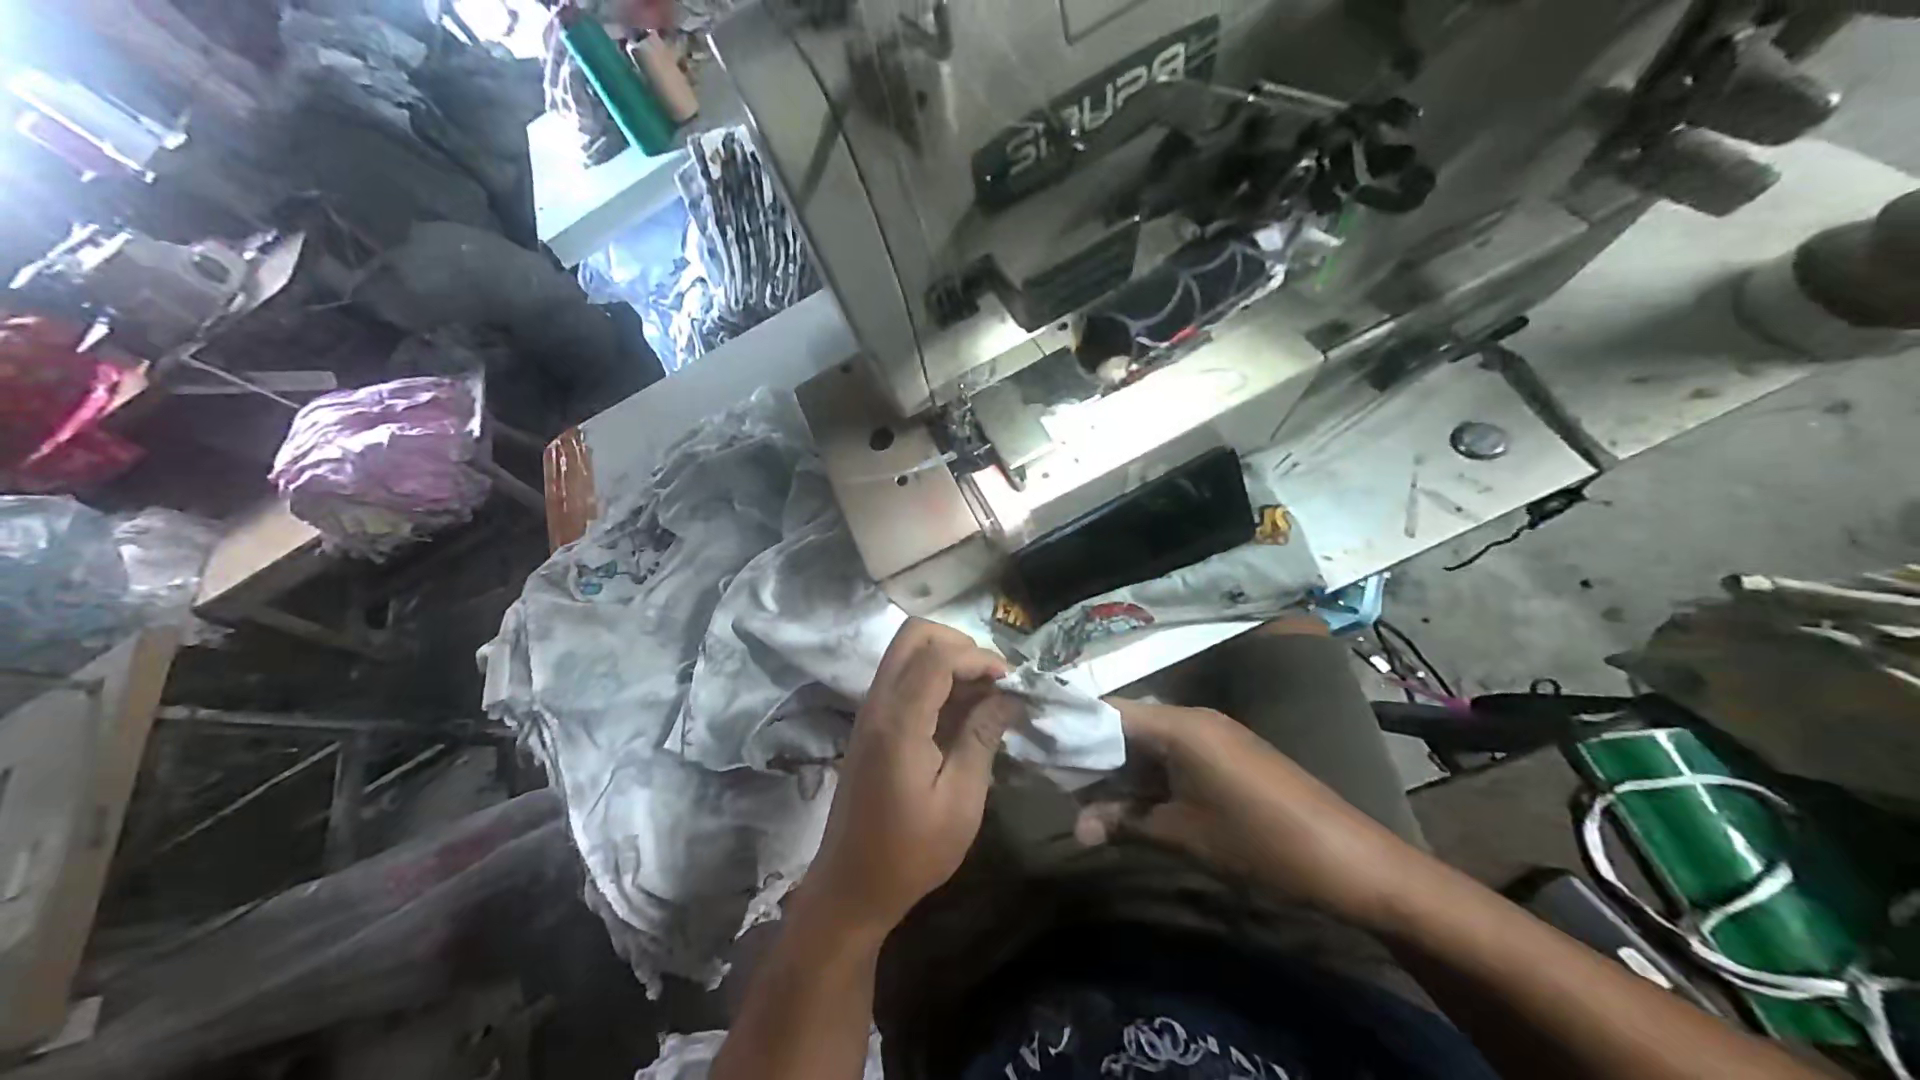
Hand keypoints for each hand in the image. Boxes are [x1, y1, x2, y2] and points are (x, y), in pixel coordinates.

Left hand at [800, 619, 1021, 938]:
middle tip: (992, 679)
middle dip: (959, 644)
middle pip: (914, 636)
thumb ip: (982, 738)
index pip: (937, 655)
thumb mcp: (960, 801)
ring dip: (948, 660)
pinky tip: (963, 713)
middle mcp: (878, 704)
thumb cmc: (910, 852)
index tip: (1010, 681)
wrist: (851, 885)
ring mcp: (870, 712)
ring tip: (986, 696)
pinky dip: (935, 680)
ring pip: (907, 653)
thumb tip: (1008, 697)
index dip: (978, 657)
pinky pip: (904, 679)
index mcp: (898, 722)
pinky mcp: (871, 725)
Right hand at [1077, 700, 1420, 927]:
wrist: (1350, 860)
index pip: (1108, 711)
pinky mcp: (1229, 756)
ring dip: (1120, 766)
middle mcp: (1194, 718)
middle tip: (1053, 774)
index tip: (1036, 739)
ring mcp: (1215, 736)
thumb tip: (1075, 827)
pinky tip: (1131, 798)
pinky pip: (1175, 754)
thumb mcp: (1183, 833)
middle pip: (1127, 723)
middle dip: (1091, 750)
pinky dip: (1148, 773)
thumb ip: (1124, 822)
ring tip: (1082, 790)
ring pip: (1150, 741)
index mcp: (1180, 725)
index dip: (1070, 723)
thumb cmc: (1259, 841)